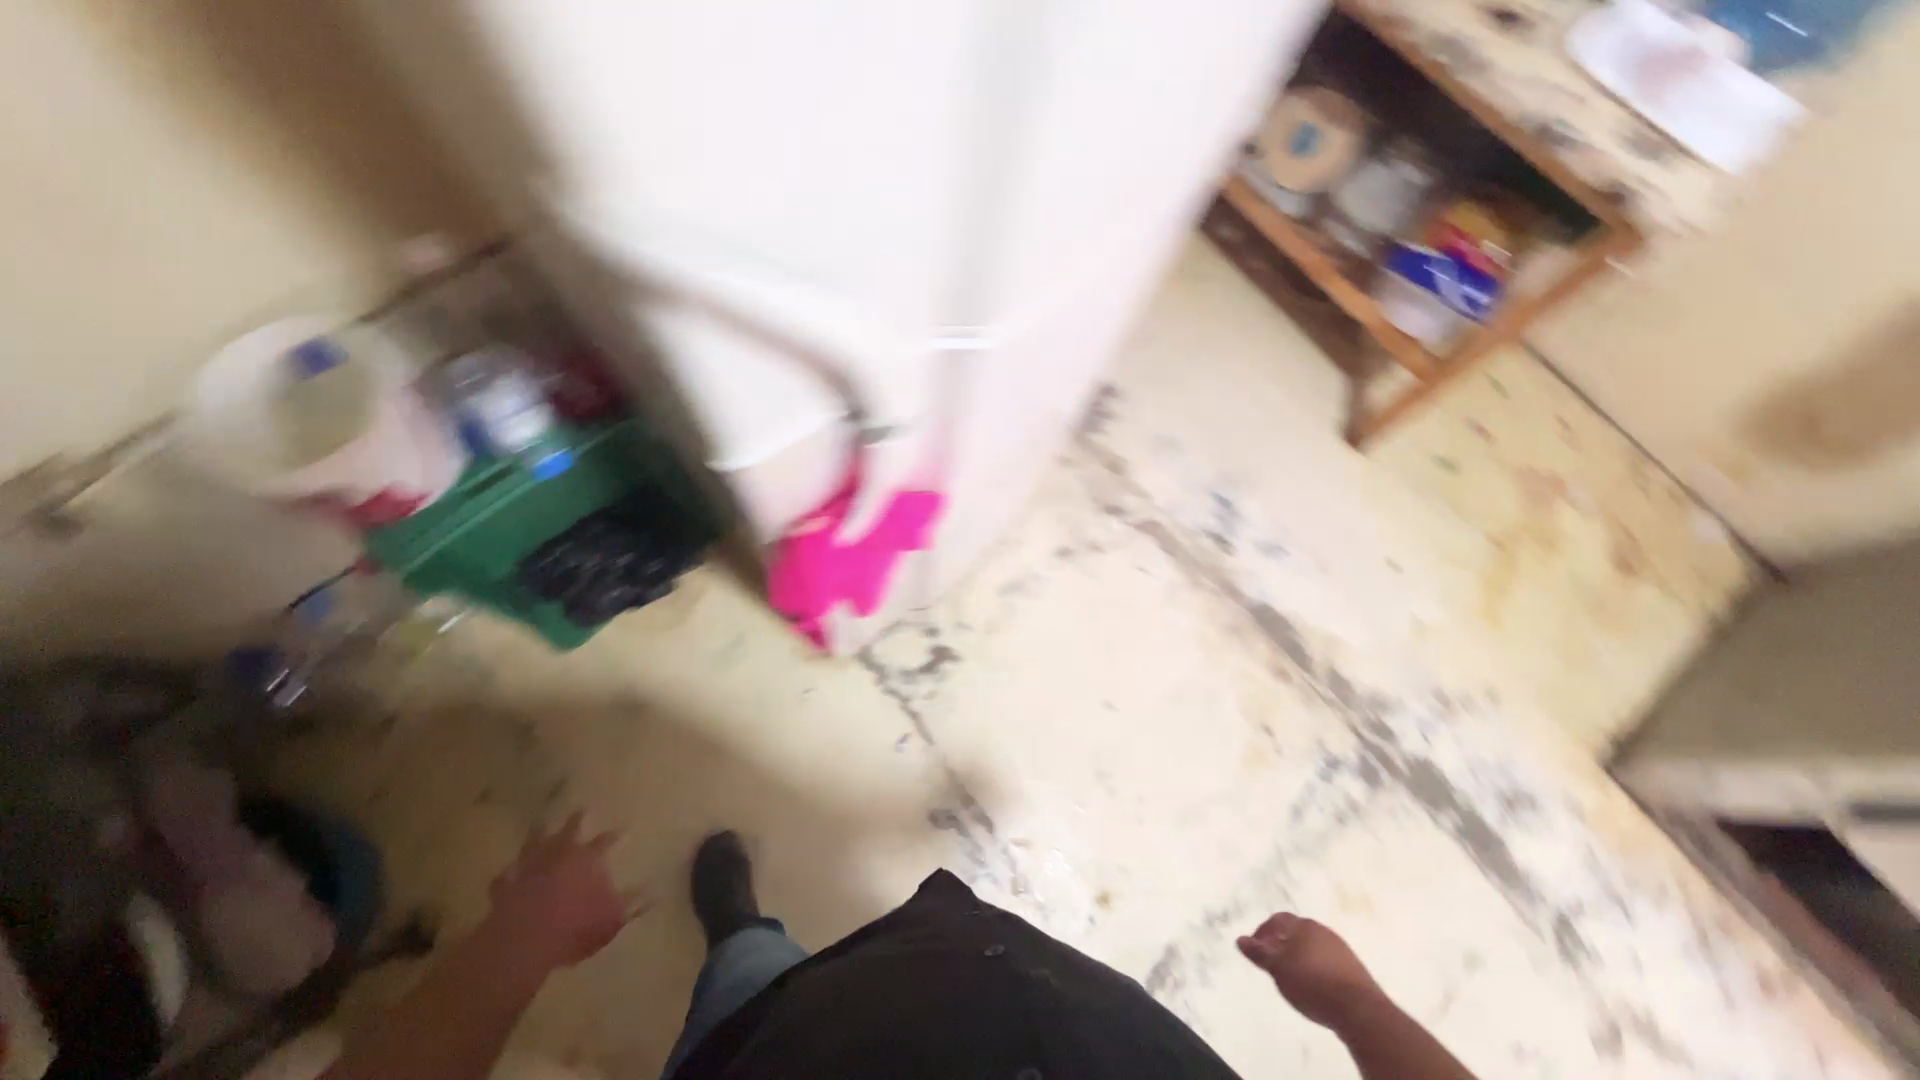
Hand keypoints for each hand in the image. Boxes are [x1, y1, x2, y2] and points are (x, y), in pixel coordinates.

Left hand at [485, 812, 650, 971]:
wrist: (525, 941)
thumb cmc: (576, 927)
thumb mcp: (614, 918)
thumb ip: (633, 903)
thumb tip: (653, 891)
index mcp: (588, 860)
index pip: (605, 841)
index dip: (615, 836)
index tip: (623, 829)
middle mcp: (559, 856)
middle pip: (569, 830)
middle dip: (577, 819)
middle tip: (581, 808)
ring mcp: (530, 868)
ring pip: (534, 842)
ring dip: (539, 832)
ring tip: (541, 821)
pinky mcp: (506, 886)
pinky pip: (507, 874)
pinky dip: (510, 872)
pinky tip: (510, 870)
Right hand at [1238, 913, 1386, 1031]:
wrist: (1359, 1009)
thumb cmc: (1312, 983)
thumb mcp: (1278, 969)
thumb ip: (1259, 953)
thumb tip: (1240, 939)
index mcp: (1304, 927)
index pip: (1278, 919)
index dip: (1263, 931)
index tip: (1255, 949)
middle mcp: (1323, 932)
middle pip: (1296, 932)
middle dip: (1281, 944)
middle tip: (1271, 963)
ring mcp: (1341, 950)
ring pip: (1313, 947)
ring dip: (1299, 957)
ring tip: (1291, 978)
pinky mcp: (1353, 969)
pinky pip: (1327, 962)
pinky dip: (1315, 969)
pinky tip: (1313, 987)